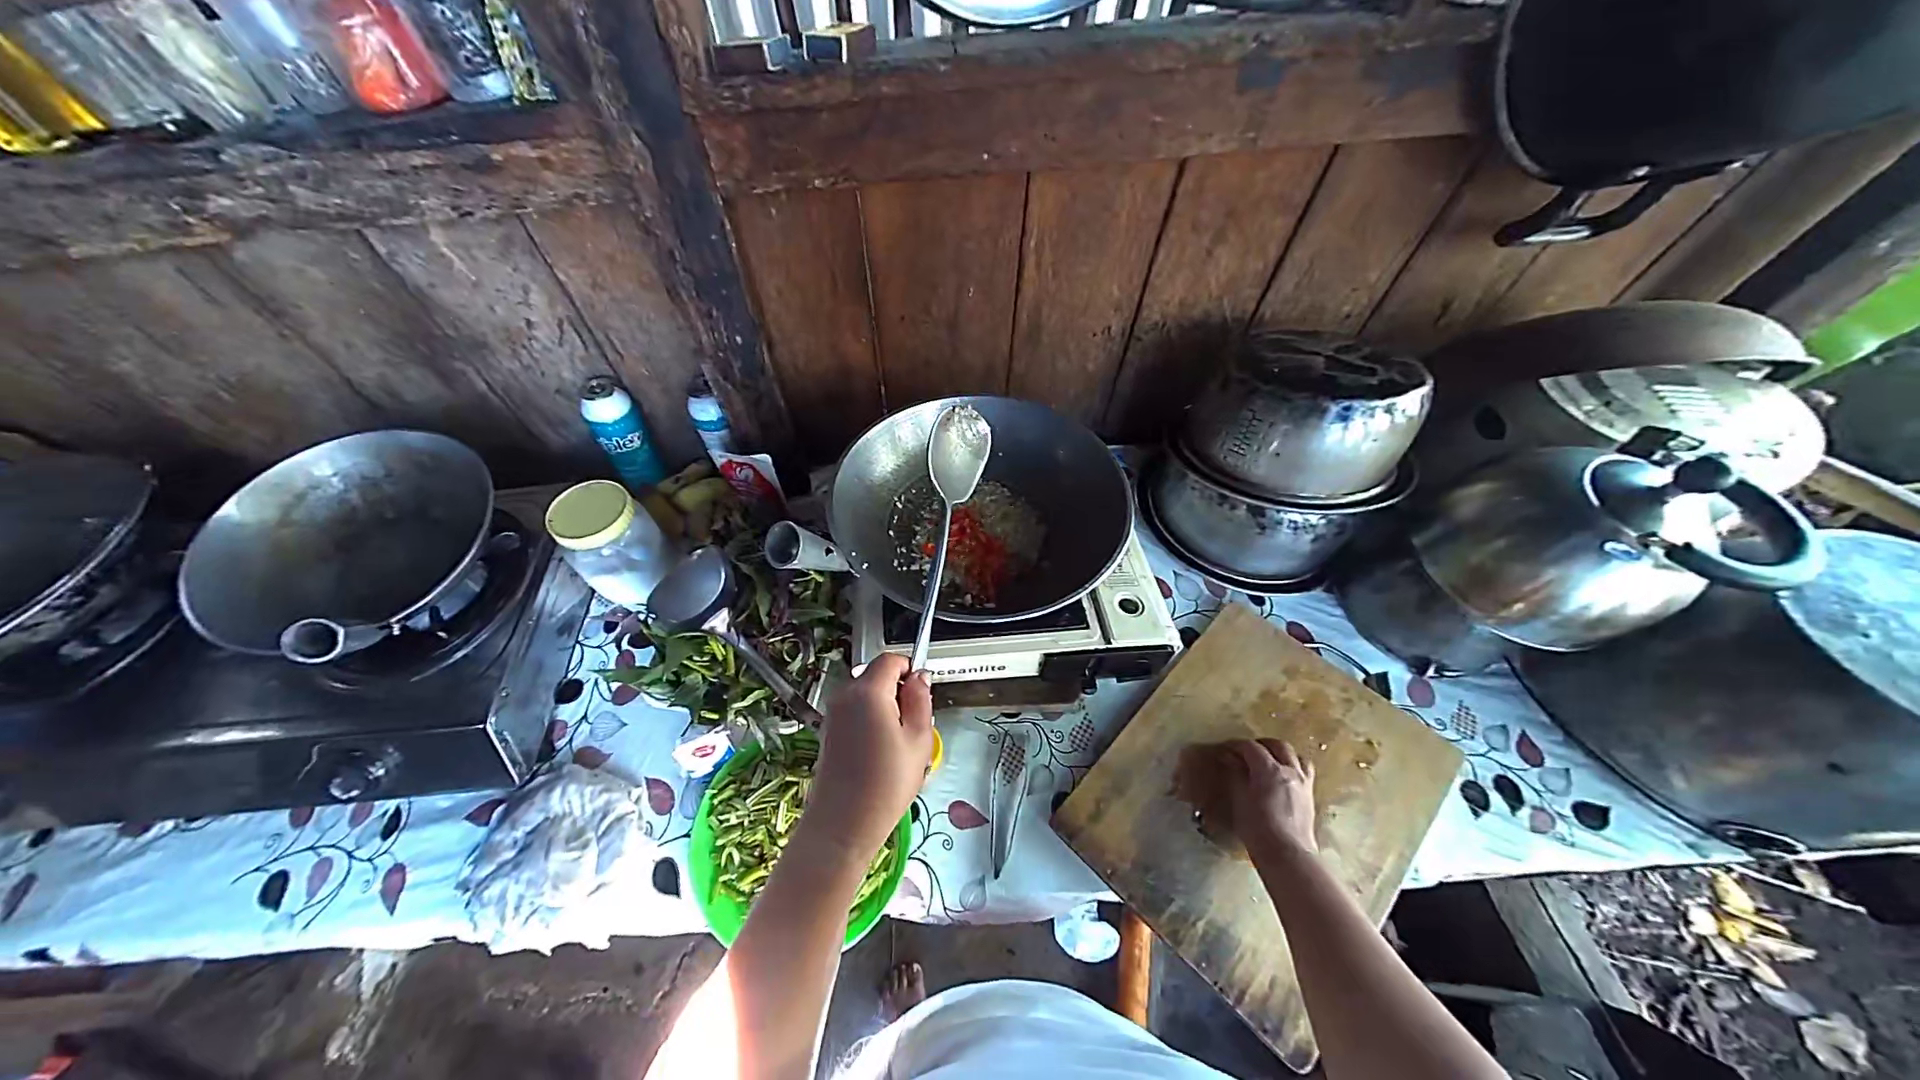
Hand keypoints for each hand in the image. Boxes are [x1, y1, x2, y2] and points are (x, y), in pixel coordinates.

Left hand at [807, 653, 934, 857]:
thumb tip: (920, 678)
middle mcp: (845, 696)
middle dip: (899, 692)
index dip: (910, 669)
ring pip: (867, 696)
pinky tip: (881, 754)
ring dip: (886, 709)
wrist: (844, 824)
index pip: (891, 659)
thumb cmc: (884, 785)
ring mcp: (834, 714)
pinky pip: (856, 713)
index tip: (922, 690)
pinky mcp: (829, 731)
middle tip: (915, 725)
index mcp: (868, 692)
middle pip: (877, 676)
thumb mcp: (919, 739)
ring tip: (899, 745)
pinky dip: (871, 723)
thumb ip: (921, 699)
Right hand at [1223, 738, 1317, 857]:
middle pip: (1277, 745)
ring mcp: (1303, 783)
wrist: (1287, 854)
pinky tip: (1283, 778)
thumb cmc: (1257, 827)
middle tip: (1246, 752)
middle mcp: (1290, 770)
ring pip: (1296, 756)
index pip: (1251, 747)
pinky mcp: (1310, 796)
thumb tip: (1229, 758)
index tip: (1225, 750)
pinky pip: (1304, 771)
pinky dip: (1293, 767)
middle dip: (1261, 745)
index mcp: (1269, 769)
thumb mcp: (1240, 799)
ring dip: (1281, 753)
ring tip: (1269, 761)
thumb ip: (1236, 774)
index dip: (1236, 746)